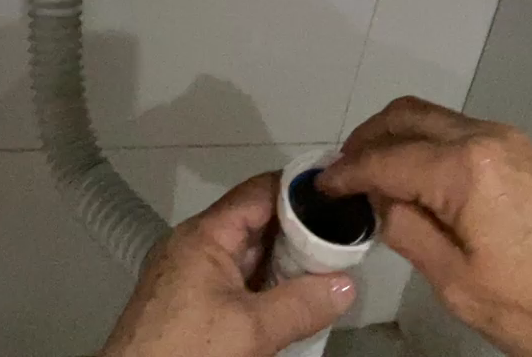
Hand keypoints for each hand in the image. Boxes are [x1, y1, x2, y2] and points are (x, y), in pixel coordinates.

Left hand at [100, 171, 357, 356]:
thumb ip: (301, 305)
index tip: (335, 195)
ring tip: (326, 271)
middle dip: (296, 233)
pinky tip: (288, 301)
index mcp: (204, 233)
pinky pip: (232, 281)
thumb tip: (348, 284)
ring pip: (244, 255)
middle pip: (253, 223)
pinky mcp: (184, 303)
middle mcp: (192, 243)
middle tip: (341, 242)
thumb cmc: (187, 350)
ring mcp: (186, 274)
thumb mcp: (251, 330)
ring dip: (281, 264)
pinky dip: (261, 286)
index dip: (298, 190)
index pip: (258, 192)